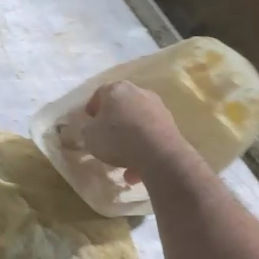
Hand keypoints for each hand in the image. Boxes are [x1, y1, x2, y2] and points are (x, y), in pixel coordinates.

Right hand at [57, 81, 183, 183]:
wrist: (157, 152)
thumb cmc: (117, 138)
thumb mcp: (90, 136)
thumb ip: (87, 130)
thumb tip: (91, 129)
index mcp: (116, 90)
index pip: (100, 93)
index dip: (92, 107)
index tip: (89, 121)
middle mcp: (139, 92)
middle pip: (121, 106)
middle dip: (113, 121)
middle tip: (105, 137)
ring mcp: (157, 107)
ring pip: (137, 122)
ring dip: (129, 138)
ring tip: (121, 160)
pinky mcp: (170, 124)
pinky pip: (149, 135)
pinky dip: (142, 149)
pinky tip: (135, 169)